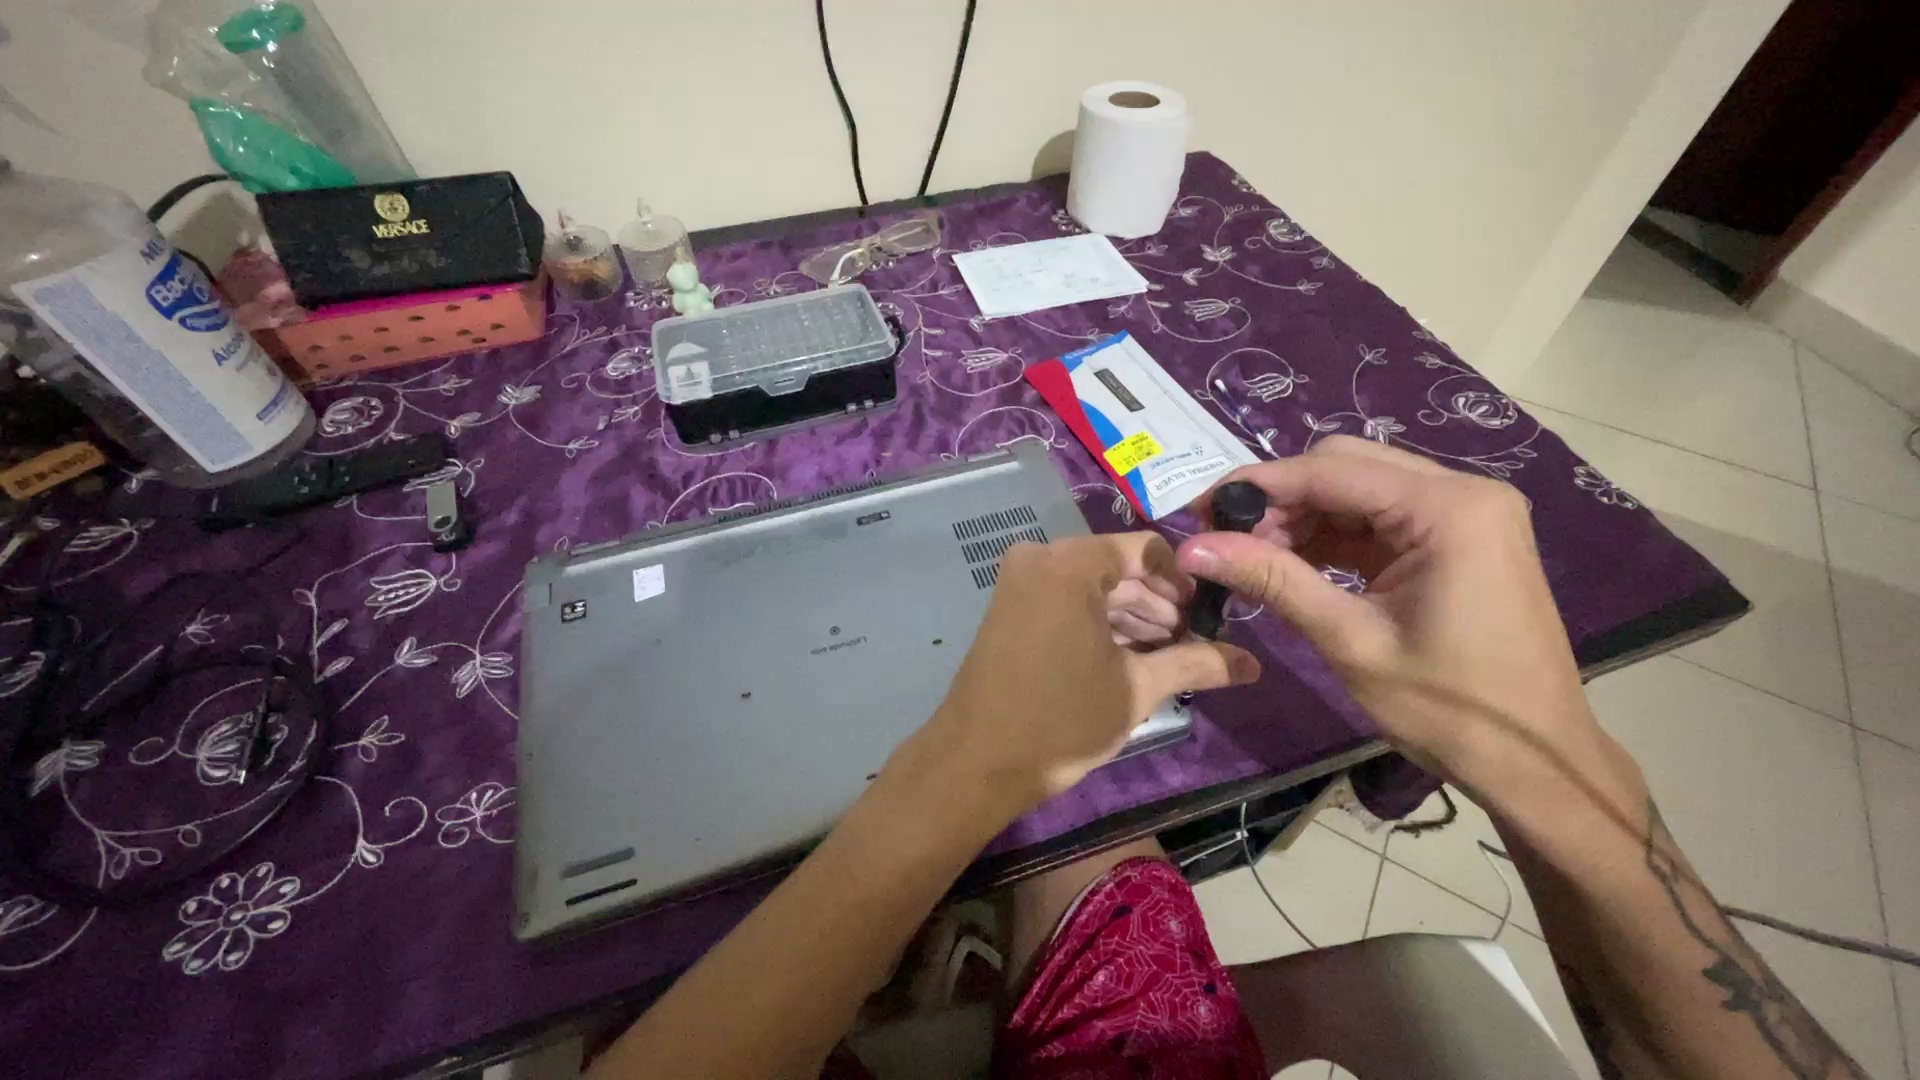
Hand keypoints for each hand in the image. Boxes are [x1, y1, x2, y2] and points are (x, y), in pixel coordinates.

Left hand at [908, 533, 1260, 818]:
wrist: (978, 762)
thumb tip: (1254, 663)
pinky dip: (1098, 623)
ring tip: (1170, 657)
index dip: (1184, 584)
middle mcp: (1040, 558)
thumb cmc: (1062, 719)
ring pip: (1092, 588)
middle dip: (1159, 606)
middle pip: (1118, 569)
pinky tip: (1131, 657)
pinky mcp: (1009, 608)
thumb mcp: (1138, 688)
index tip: (1210, 618)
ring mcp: (1019, 582)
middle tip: (1195, 644)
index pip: (1147, 551)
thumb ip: (1197, 664)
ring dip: (1132, 618)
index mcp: (1071, 563)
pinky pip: (1065, 602)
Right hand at [1174, 436, 1598, 798]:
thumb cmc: (1448, 707)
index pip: (1330, 470)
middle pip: (1345, 467)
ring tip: (1252, 559)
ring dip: (1302, 518)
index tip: (1200, 511)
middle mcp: (1464, 492)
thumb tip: (1192, 548)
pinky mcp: (1460, 539)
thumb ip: (1272, 580)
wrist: (1536, 764)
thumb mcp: (1349, 640)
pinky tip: (1294, 565)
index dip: (1257, 486)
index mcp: (1449, 509)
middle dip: (1279, 500)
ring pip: (1358, 489)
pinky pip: (1379, 518)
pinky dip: (1333, 537)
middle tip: (1225, 540)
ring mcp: (1467, 514)